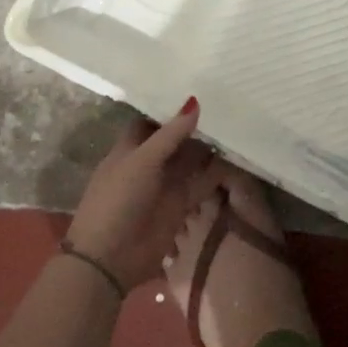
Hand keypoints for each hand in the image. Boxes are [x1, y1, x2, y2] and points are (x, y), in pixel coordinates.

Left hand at [64, 99, 223, 289]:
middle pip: (174, 140)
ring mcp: (164, 185)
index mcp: (129, 151)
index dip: (168, 109)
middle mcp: (148, 164)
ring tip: (236, 124)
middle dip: (195, 126)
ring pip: (190, 160)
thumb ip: (170, 133)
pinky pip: (202, 183)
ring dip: (208, 147)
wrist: (111, 258)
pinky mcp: (180, 205)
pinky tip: (237, 155)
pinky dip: (217, 172)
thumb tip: (195, 101)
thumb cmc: (117, 200)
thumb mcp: (141, 161)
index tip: (196, 89)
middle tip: (225, 103)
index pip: (149, 122)